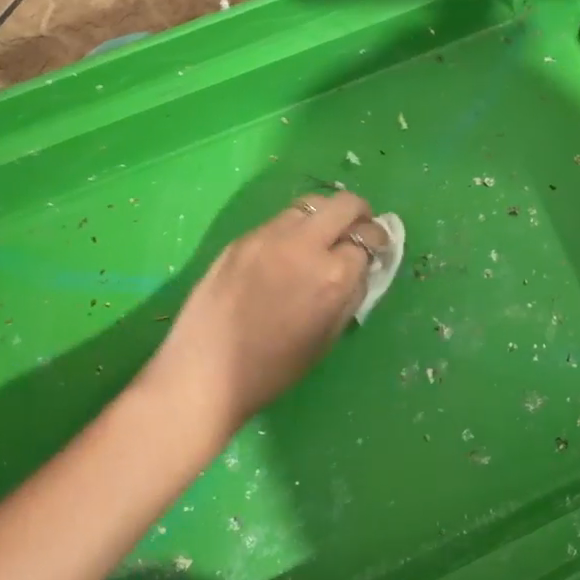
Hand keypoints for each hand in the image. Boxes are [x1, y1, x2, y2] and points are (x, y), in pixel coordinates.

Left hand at [138, 192, 389, 446]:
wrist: (203, 375)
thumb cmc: (273, 369)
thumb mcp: (329, 337)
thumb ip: (352, 295)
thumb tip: (361, 268)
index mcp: (333, 276)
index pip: (368, 238)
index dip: (376, 244)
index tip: (375, 250)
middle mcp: (305, 246)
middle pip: (345, 204)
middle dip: (359, 213)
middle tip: (357, 230)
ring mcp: (270, 238)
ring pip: (311, 205)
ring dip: (324, 217)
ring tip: (320, 239)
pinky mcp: (242, 239)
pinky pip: (279, 221)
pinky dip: (293, 230)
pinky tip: (285, 254)